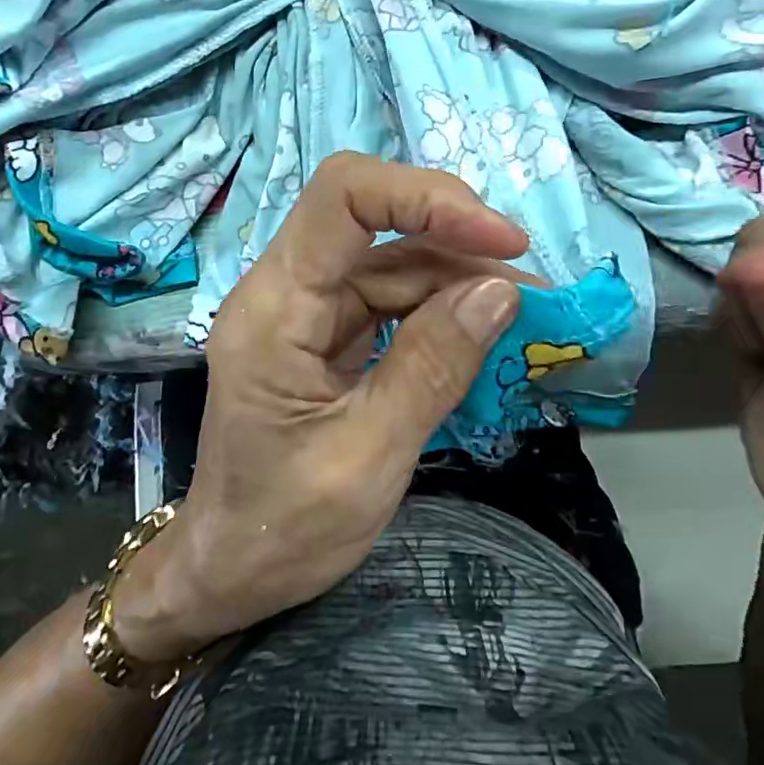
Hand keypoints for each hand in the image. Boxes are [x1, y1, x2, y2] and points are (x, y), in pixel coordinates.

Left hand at [111, 152, 534, 660]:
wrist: (231, 568)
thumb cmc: (285, 527)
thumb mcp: (369, 455)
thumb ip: (432, 367)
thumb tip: (500, 292)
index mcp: (275, 308)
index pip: (342, 197)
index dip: (425, 196)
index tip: (502, 241)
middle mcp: (283, 292)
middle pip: (369, 221)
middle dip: (454, 240)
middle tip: (532, 288)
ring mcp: (302, 312)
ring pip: (386, 261)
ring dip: (456, 279)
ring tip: (528, 313)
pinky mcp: (321, 335)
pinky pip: (385, 301)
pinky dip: (437, 311)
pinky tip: (482, 330)